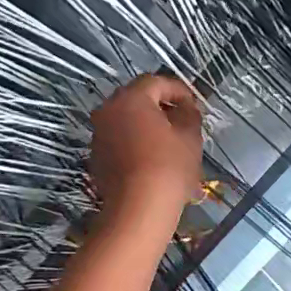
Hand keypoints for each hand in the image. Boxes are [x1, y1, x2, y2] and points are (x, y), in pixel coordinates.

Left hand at [88, 73, 203, 220]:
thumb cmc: (168, 167)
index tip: (194, 104)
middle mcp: (108, 110)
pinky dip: (134, 142)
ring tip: (167, 141)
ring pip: (125, 120)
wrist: (139, 208)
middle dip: (160, 106)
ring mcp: (98, 134)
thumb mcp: (190, 137)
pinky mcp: (96, 156)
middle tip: (181, 120)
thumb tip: (186, 108)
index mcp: (131, 98)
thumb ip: (189, 114)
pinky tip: (150, 158)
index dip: (178, 90)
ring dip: (145, 125)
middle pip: (137, 99)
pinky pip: (118, 140)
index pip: (156, 82)